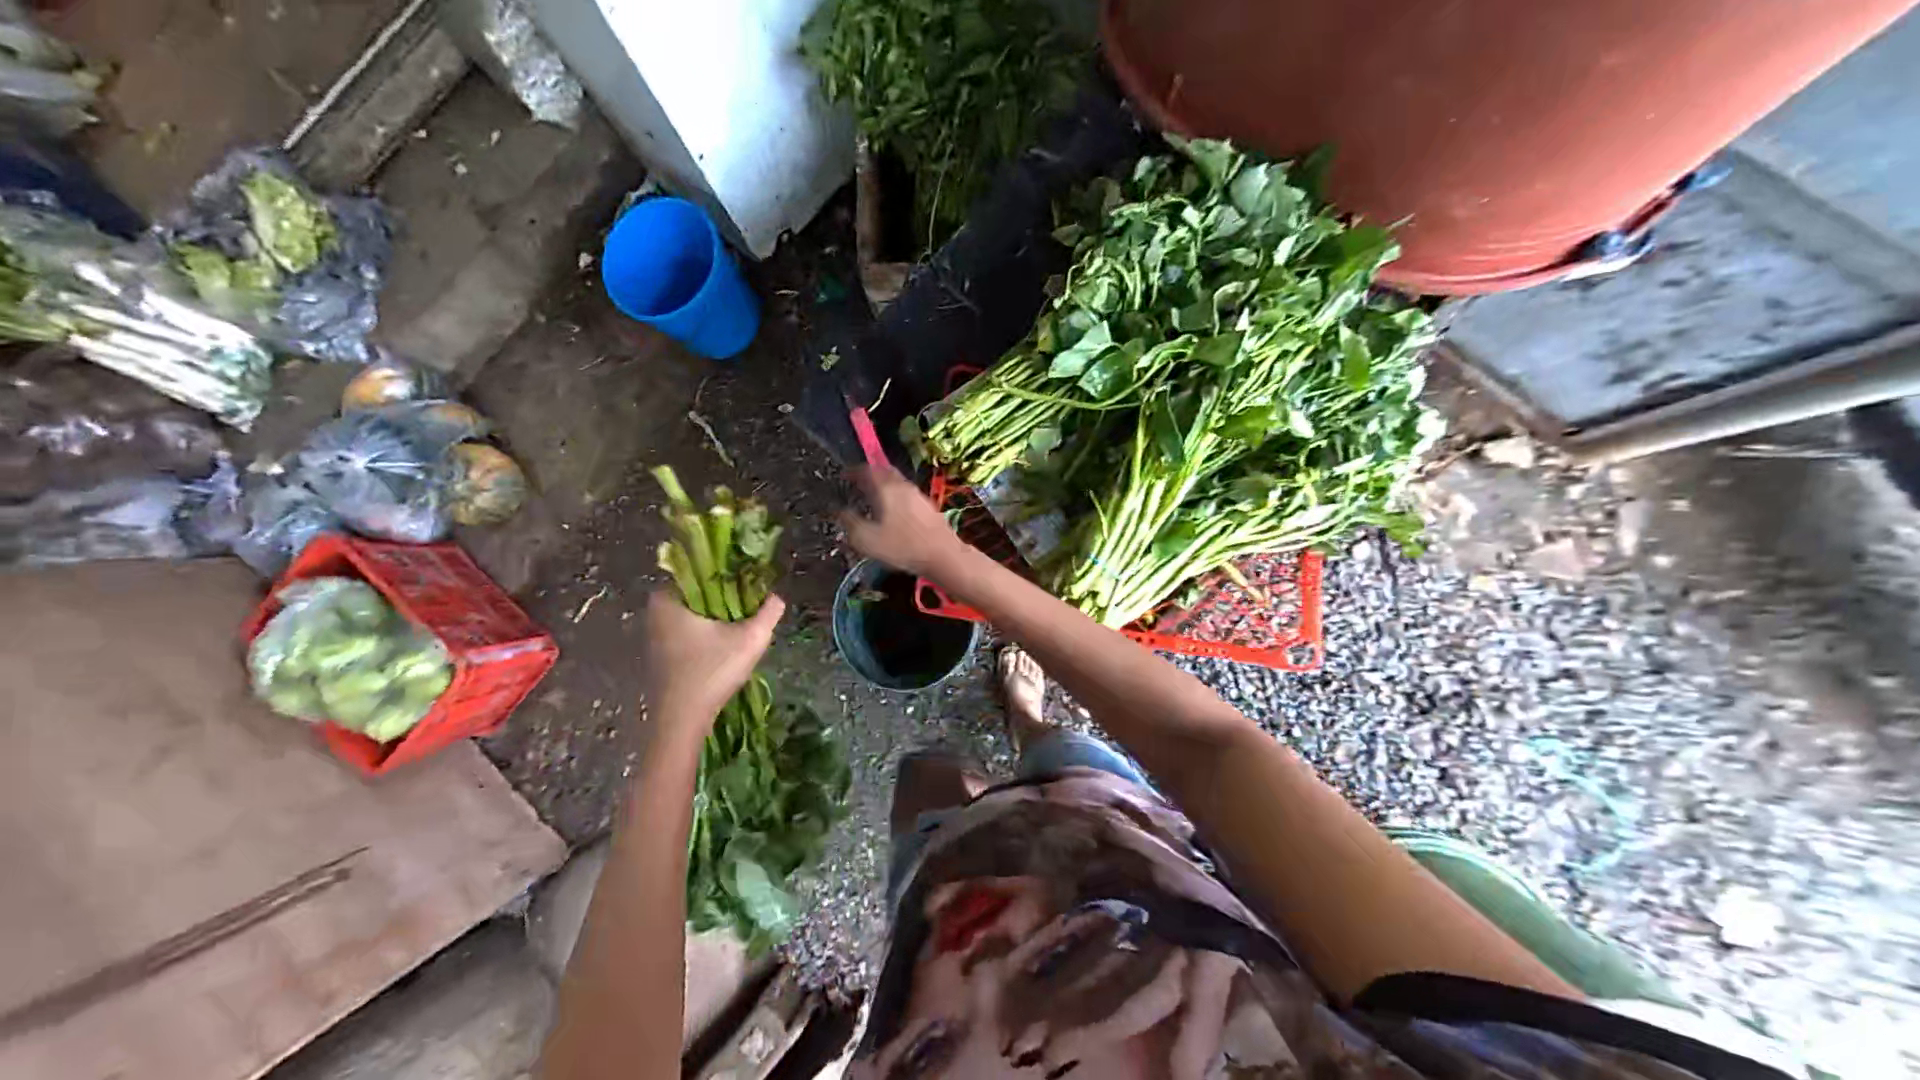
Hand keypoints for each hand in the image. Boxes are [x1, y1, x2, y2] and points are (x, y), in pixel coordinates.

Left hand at [641, 590, 785, 735]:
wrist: (681, 722)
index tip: (750, 588)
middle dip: (725, 600)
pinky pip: (687, 634)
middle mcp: (654, 613)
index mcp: (667, 599)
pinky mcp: (659, 656)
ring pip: (694, 616)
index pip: (701, 572)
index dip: (729, 577)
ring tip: (741, 630)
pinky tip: (725, 650)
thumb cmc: (711, 673)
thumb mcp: (751, 639)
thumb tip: (777, 597)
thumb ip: (769, 612)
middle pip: (699, 595)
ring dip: (717, 620)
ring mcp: (653, 636)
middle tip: (750, 611)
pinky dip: (706, 637)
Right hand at [839, 461, 966, 576]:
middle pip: (884, 472)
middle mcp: (903, 485)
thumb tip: (840, 511)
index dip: (853, 471)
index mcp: (886, 488)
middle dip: (869, 476)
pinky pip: (906, 494)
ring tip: (871, 498)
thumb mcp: (867, 539)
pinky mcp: (928, 507)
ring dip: (883, 486)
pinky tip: (892, 512)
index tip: (843, 476)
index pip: (867, 470)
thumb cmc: (902, 546)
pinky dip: (894, 496)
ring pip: (897, 483)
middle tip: (857, 483)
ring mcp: (918, 495)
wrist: (943, 555)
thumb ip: (850, 523)